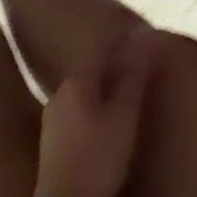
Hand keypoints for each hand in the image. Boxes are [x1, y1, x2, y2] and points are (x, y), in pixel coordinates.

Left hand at [30, 27, 159, 196]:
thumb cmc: (98, 158)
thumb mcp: (123, 116)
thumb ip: (133, 77)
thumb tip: (143, 38)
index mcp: (76, 82)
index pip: (102, 49)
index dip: (124, 42)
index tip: (143, 39)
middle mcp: (59, 94)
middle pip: (92, 69)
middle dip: (116, 66)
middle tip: (141, 68)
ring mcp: (52, 119)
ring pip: (85, 92)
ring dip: (106, 89)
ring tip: (129, 95)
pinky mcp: (53, 141)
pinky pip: (79, 111)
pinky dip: (96, 108)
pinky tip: (108, 122)